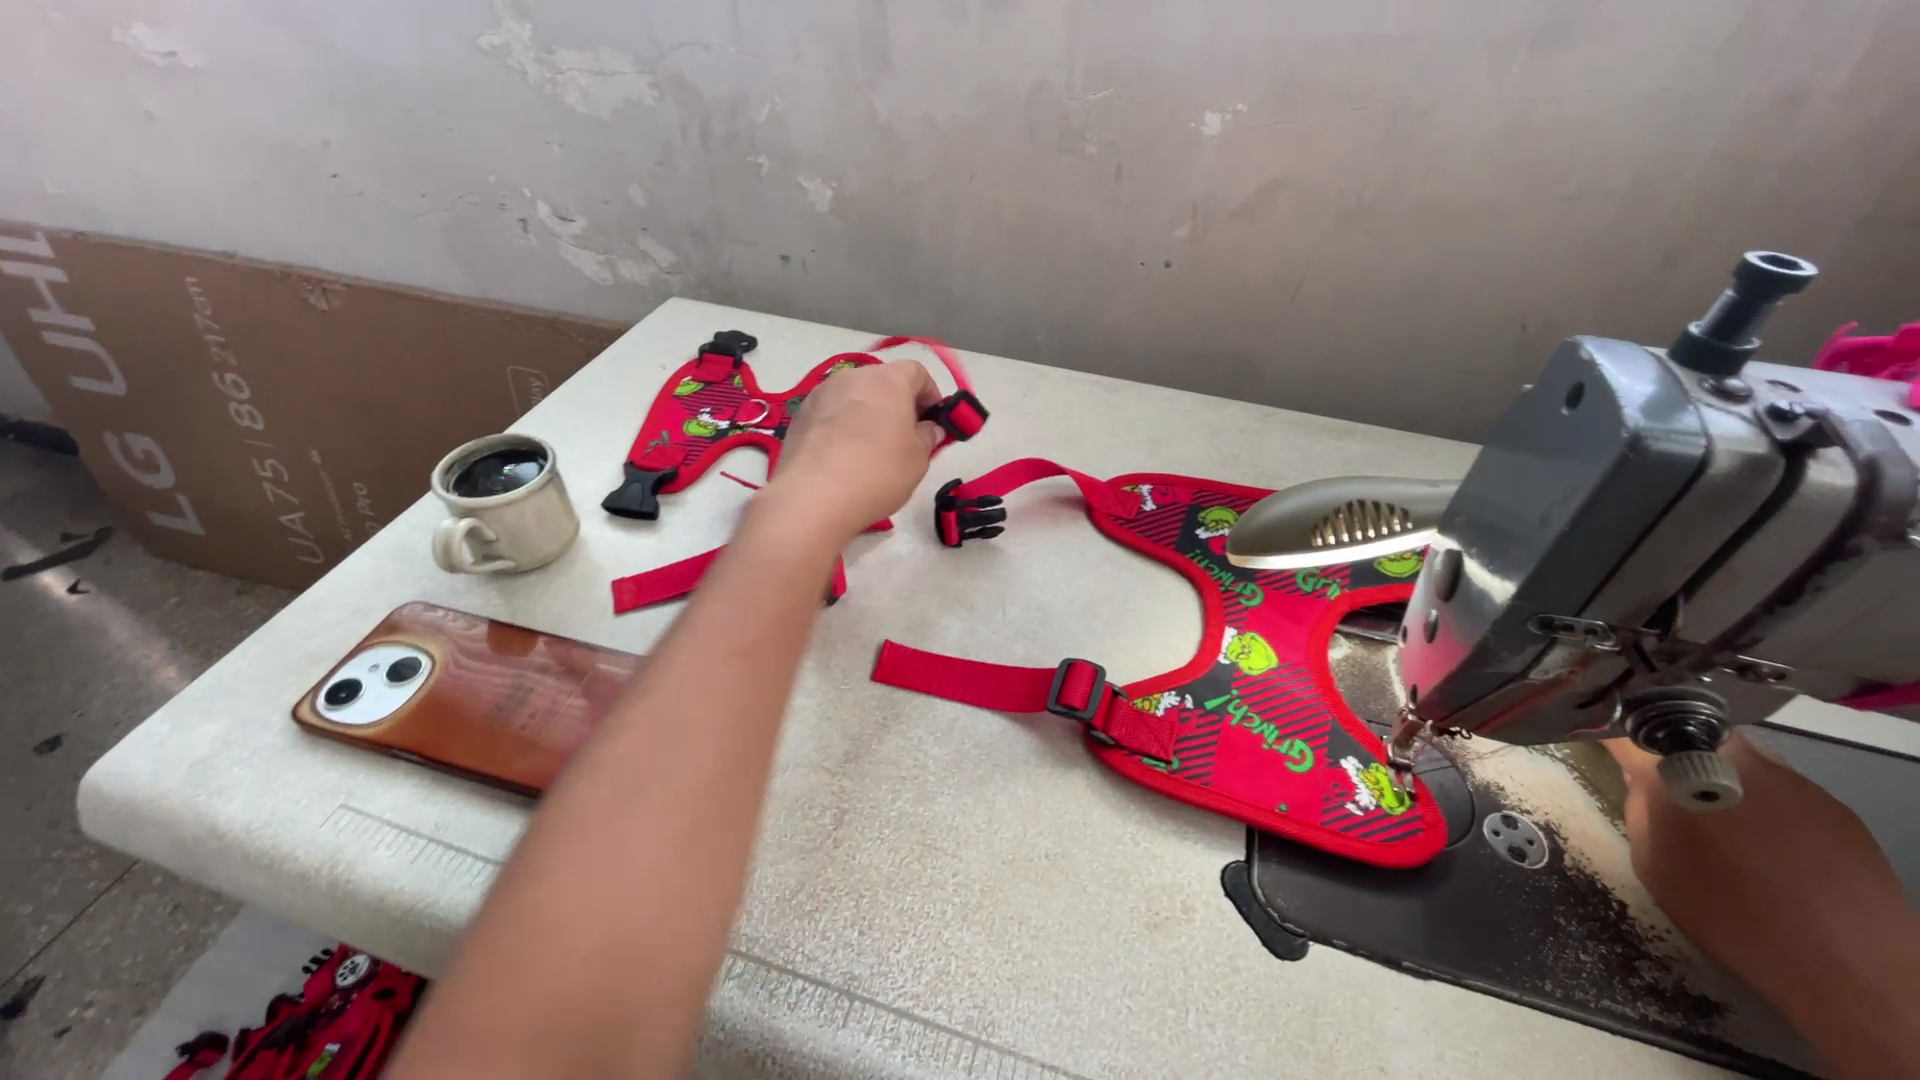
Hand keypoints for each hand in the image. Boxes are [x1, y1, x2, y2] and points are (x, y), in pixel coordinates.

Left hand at [760, 360, 943, 542]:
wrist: (813, 495)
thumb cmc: (878, 472)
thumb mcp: (918, 460)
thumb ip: (927, 437)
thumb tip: (928, 428)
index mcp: (888, 380)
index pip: (917, 372)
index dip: (929, 394)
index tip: (933, 420)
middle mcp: (853, 376)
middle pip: (882, 382)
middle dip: (896, 404)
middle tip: (904, 436)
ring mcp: (821, 393)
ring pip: (852, 397)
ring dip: (866, 414)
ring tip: (870, 449)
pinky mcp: (799, 415)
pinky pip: (830, 414)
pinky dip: (841, 427)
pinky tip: (842, 457)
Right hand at [1606, 735, 1918, 1076]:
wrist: (1846, 962)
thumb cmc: (1727, 915)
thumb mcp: (1653, 865)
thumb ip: (1640, 811)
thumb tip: (1643, 783)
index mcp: (1673, 773)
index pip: (1625, 732)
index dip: (1607, 732)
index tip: (1599, 741)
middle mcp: (1729, 758)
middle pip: (1686, 734)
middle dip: (1671, 752)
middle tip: (1669, 788)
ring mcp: (1787, 775)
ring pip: (1735, 755)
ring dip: (1720, 773)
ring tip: (1726, 821)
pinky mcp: (1831, 799)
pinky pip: (1780, 784)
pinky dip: (1764, 800)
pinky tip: (1773, 843)